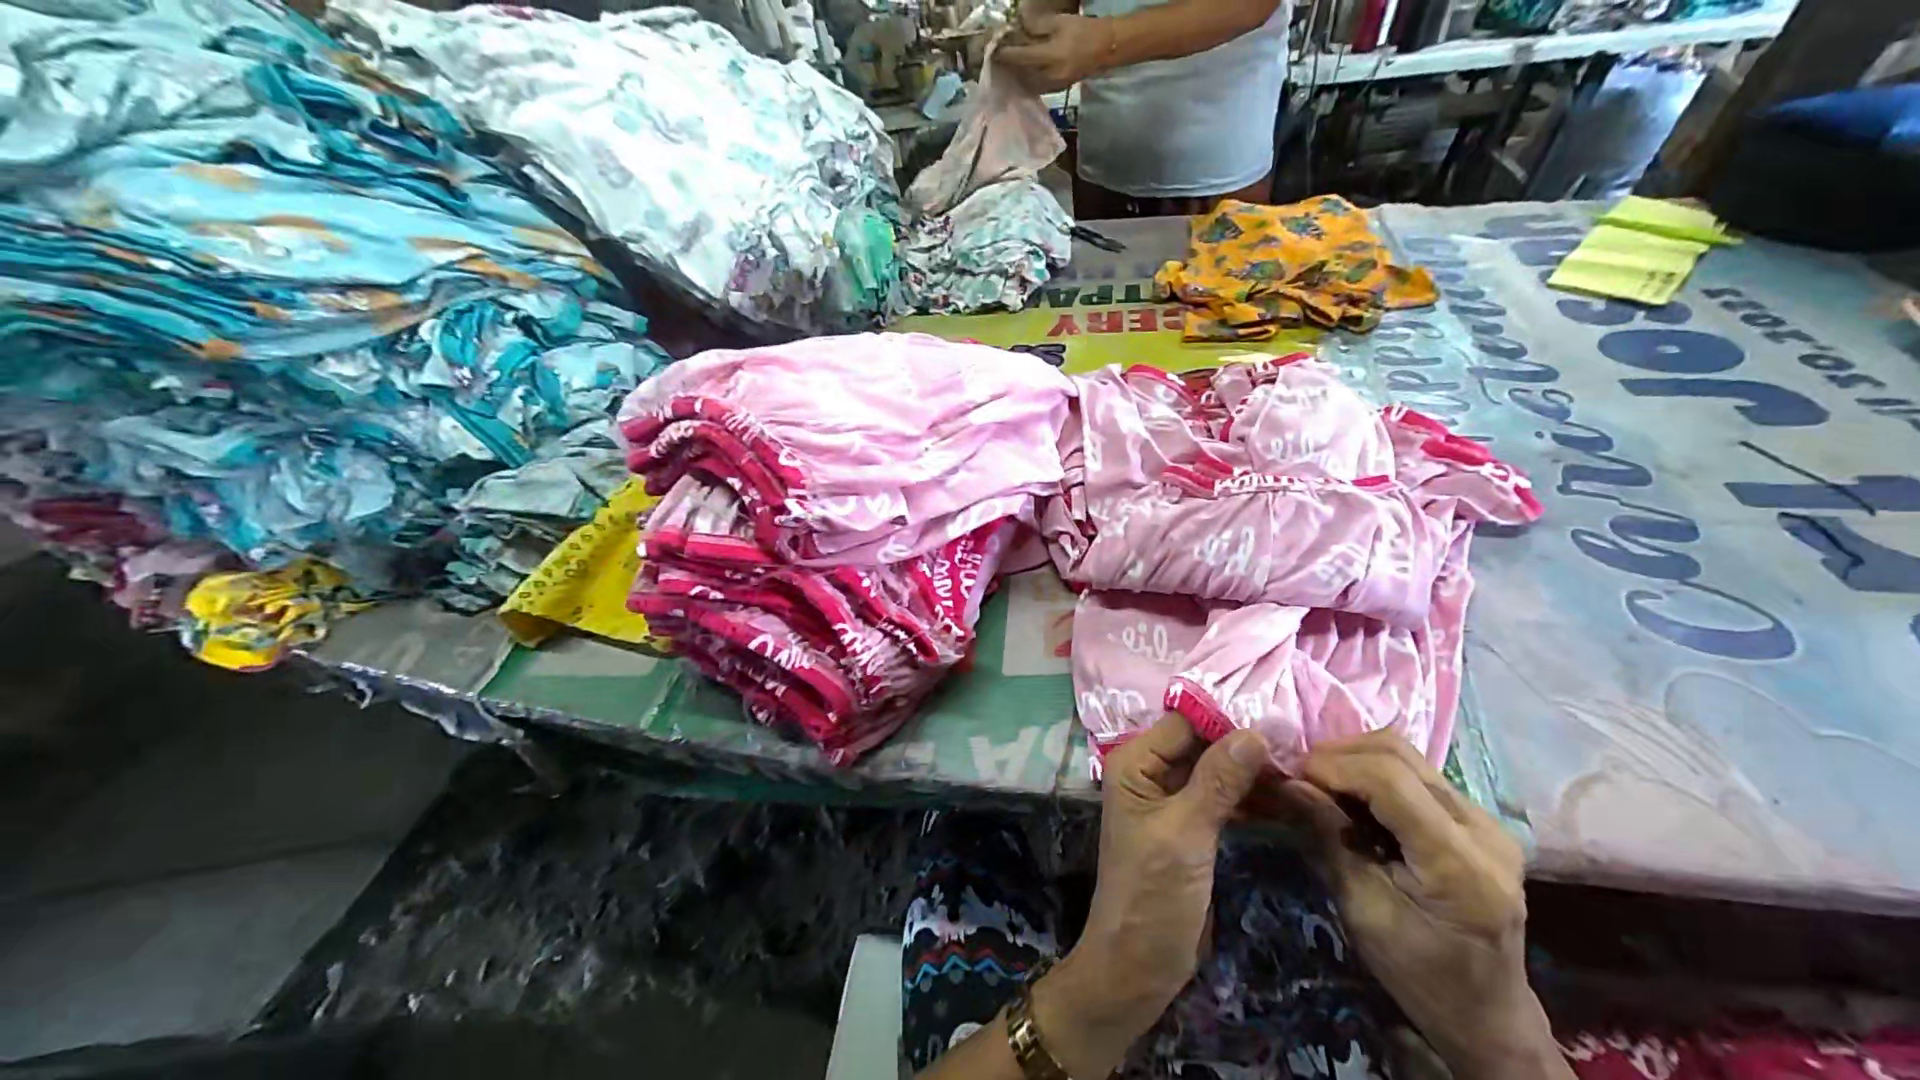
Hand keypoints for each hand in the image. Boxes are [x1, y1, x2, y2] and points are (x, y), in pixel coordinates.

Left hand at [995, 11, 1116, 93]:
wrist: (1105, 48)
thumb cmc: (1083, 31)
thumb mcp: (1060, 22)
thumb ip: (1038, 27)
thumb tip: (1019, 30)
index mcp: (1051, 56)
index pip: (1022, 57)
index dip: (1007, 54)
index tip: (995, 51)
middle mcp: (1050, 75)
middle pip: (1023, 75)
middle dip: (1010, 68)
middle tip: (998, 61)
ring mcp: (1054, 85)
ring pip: (1029, 84)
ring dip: (1018, 77)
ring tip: (1008, 69)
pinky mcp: (1057, 89)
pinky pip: (1037, 88)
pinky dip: (1028, 82)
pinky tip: (1023, 76)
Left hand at [1030, 714, 1268, 1077]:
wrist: (1138, 963)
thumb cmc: (1152, 893)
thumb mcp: (1186, 832)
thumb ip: (1218, 781)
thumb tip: (1255, 732)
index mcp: (1135, 762)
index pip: (1185, 723)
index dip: (1229, 719)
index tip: (1282, 720)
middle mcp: (1151, 771)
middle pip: (1204, 743)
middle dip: (1248, 746)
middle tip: (1302, 747)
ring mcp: (1172, 799)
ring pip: (1219, 770)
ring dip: (1256, 772)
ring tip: (1304, 772)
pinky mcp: (1193, 825)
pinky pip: (1225, 797)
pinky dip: (1252, 797)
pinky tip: (1290, 798)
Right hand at [1283, 730, 1570, 1079]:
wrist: (1484, 1014)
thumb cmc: (1417, 973)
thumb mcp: (1360, 908)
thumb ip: (1326, 837)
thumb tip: (1285, 782)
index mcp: (1460, 862)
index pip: (1390, 779)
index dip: (1332, 766)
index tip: (1290, 777)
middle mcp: (1483, 829)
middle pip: (1399, 753)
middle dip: (1338, 755)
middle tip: (1299, 777)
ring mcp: (1485, 820)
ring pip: (1407, 755)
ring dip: (1354, 759)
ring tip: (1320, 784)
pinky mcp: (1477, 820)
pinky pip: (1416, 773)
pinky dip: (1372, 773)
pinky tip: (1351, 799)